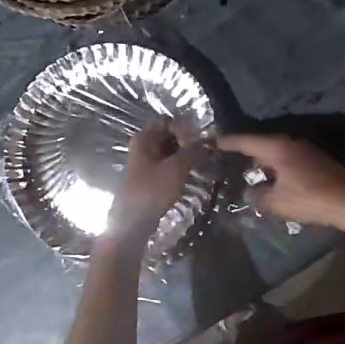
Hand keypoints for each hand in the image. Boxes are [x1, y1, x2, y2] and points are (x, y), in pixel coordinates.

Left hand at [106, 120, 204, 244]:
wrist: (134, 221)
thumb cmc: (152, 190)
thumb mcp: (176, 168)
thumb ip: (194, 151)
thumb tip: (210, 143)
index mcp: (144, 138)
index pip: (169, 121)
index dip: (185, 129)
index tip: (198, 144)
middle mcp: (144, 146)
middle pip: (171, 136)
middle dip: (189, 143)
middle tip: (205, 155)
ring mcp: (147, 162)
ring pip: (172, 151)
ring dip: (187, 156)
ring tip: (203, 166)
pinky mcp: (152, 177)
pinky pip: (170, 165)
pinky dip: (182, 168)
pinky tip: (194, 175)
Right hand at [216, 134, 344, 230]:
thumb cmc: (310, 199)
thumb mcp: (277, 202)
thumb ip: (257, 196)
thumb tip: (248, 192)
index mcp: (278, 148)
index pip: (246, 140)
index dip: (228, 142)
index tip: (213, 141)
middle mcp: (290, 143)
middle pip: (261, 144)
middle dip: (244, 151)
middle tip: (226, 157)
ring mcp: (305, 150)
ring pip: (275, 152)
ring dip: (262, 161)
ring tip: (246, 171)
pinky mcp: (315, 160)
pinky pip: (287, 159)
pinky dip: (275, 166)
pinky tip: (272, 179)